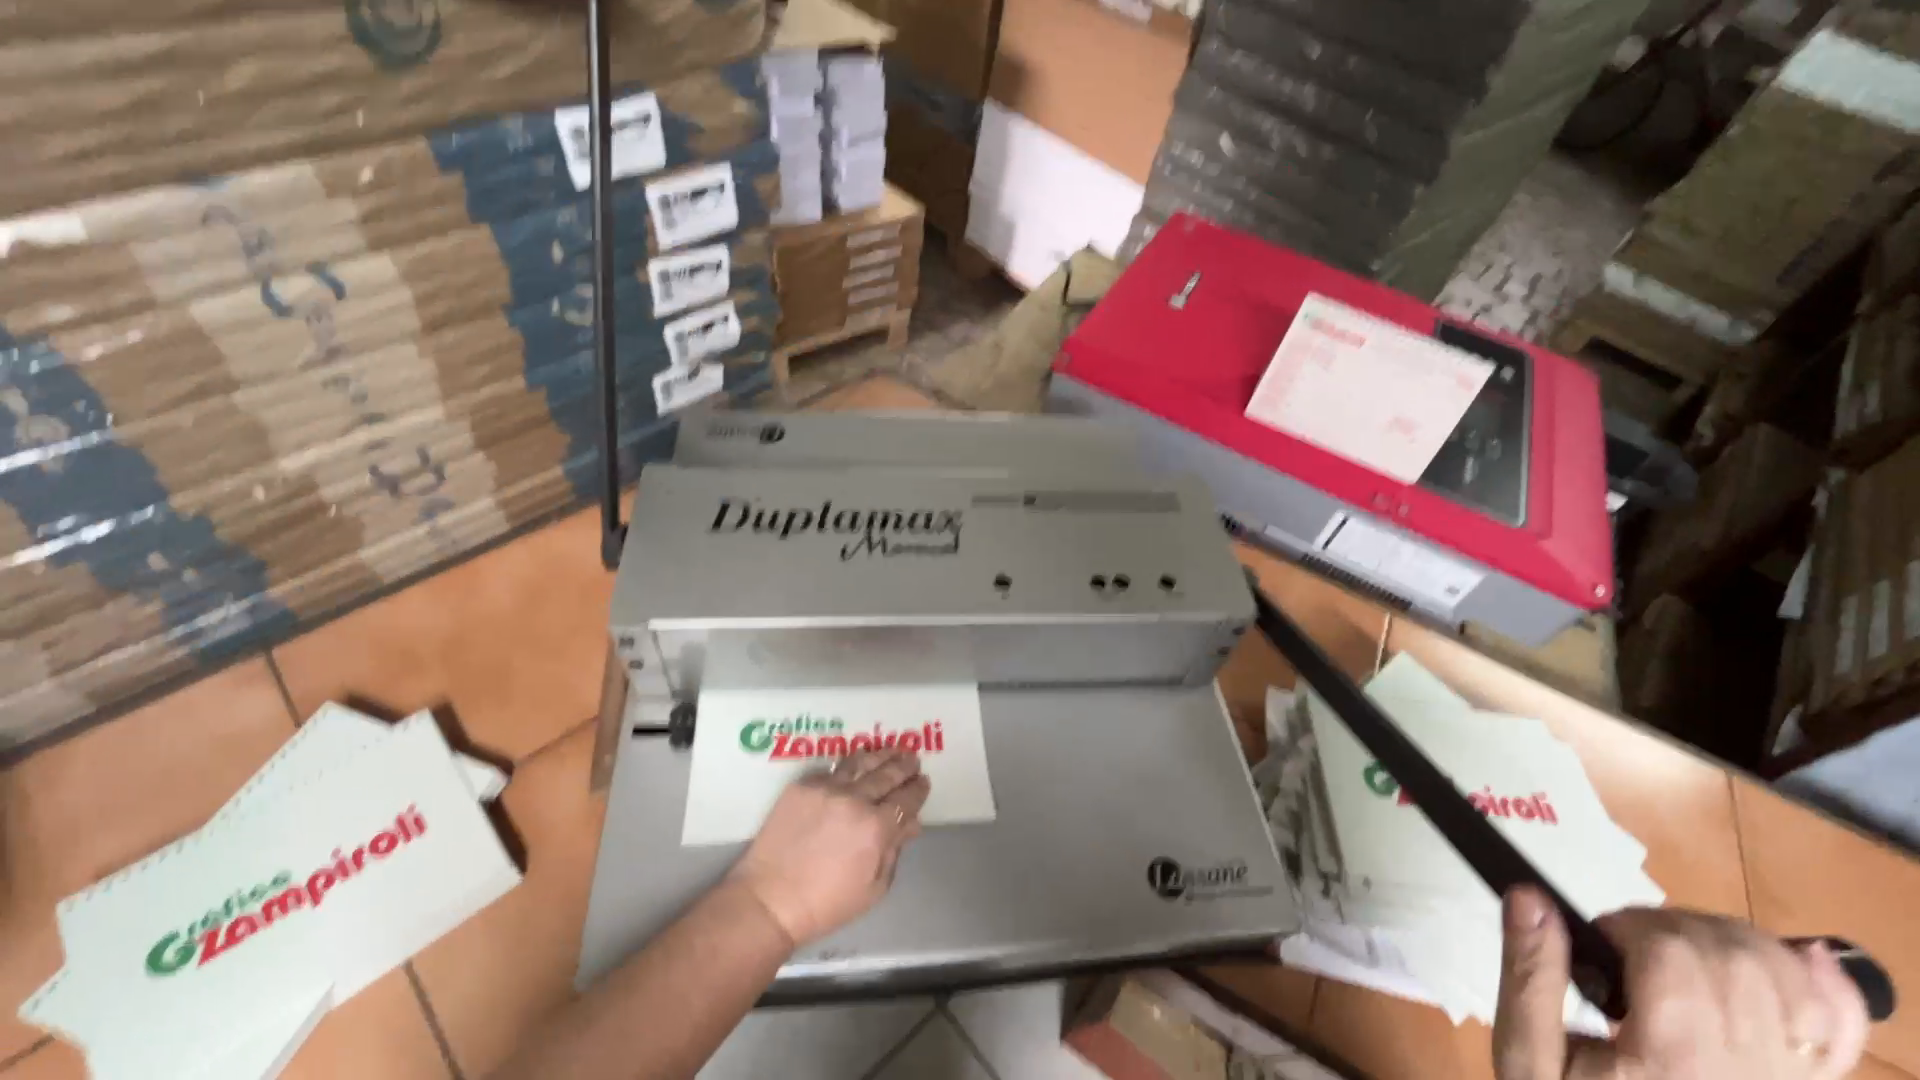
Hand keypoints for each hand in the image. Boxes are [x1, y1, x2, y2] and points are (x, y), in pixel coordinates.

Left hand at [725, 748, 930, 947]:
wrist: (771, 899)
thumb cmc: (828, 903)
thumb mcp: (875, 886)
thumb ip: (895, 849)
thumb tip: (910, 823)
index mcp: (877, 827)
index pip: (906, 799)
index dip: (918, 789)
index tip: (924, 781)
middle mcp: (855, 800)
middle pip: (887, 774)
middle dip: (904, 765)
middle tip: (912, 757)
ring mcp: (826, 789)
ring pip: (860, 762)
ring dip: (879, 755)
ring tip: (890, 750)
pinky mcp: (802, 786)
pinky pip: (831, 770)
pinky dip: (848, 766)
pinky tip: (854, 764)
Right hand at [1494, 888, 1869, 1079]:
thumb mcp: (1530, 1056)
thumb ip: (1529, 975)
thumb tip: (1529, 896)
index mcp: (1675, 1061)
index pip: (1673, 955)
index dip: (1629, 925)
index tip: (1598, 940)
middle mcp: (1750, 1072)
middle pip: (1734, 958)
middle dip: (1672, 928)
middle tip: (1628, 948)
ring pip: (1788, 976)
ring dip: (1727, 942)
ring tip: (1678, 956)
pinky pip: (1839, 1019)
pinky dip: (1816, 978)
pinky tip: (1777, 961)